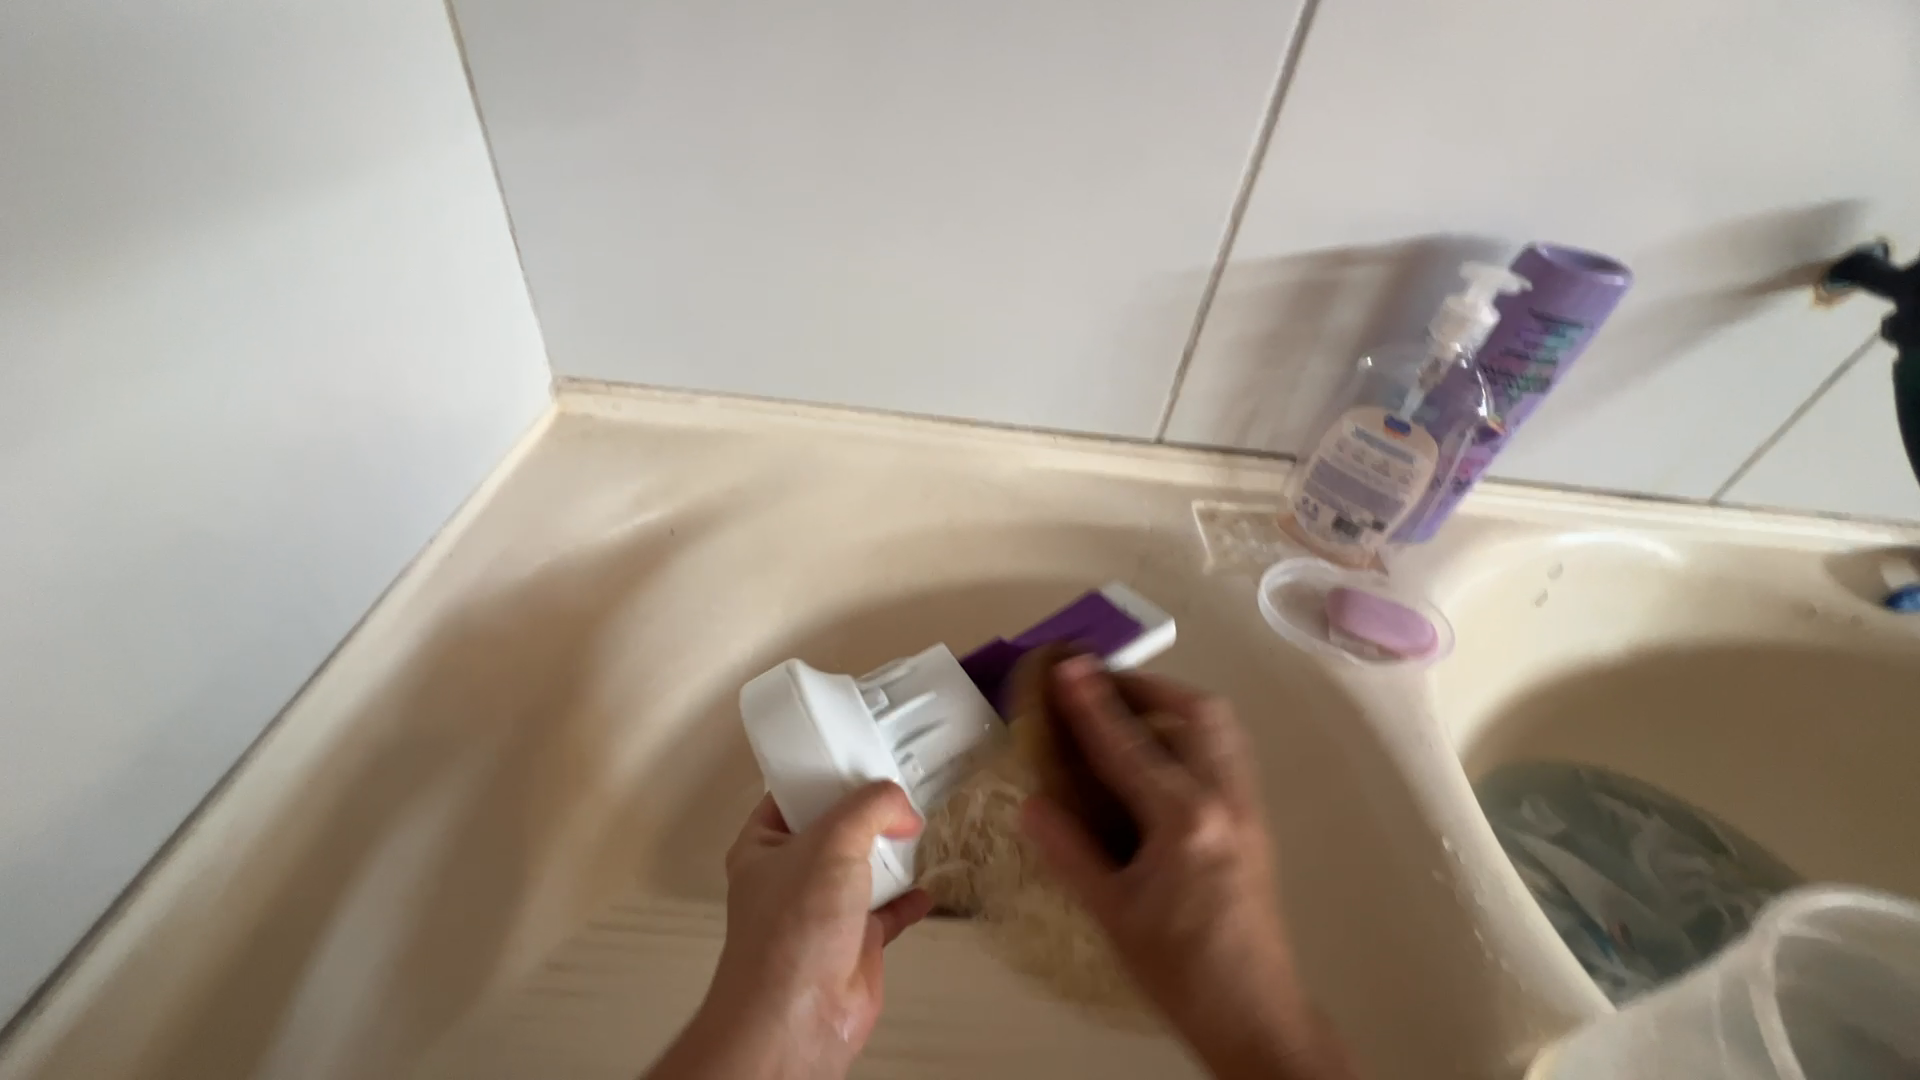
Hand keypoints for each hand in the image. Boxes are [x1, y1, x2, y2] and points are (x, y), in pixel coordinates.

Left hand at [648, 783, 934, 1079]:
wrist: (800, 1019)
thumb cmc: (789, 934)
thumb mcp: (831, 841)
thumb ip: (871, 807)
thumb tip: (901, 808)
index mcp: (765, 845)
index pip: (794, 793)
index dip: (826, 773)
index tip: (859, 756)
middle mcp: (792, 875)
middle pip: (835, 827)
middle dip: (866, 812)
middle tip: (896, 790)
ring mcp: (823, 909)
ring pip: (862, 866)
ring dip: (889, 851)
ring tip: (915, 826)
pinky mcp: (854, 940)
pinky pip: (888, 909)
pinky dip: (908, 897)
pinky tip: (925, 887)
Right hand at [1020, 658, 1352, 1079]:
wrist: (1257, 1017)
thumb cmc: (1179, 970)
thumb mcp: (1111, 914)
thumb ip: (1069, 852)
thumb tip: (1032, 804)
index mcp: (1184, 821)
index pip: (1127, 746)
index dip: (1092, 703)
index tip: (1066, 667)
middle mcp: (1225, 800)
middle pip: (1196, 713)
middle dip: (1145, 686)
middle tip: (1102, 685)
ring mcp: (1249, 807)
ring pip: (1220, 726)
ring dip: (1173, 703)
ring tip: (1130, 708)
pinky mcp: (1258, 819)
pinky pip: (1228, 750)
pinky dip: (1193, 731)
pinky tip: (1162, 752)